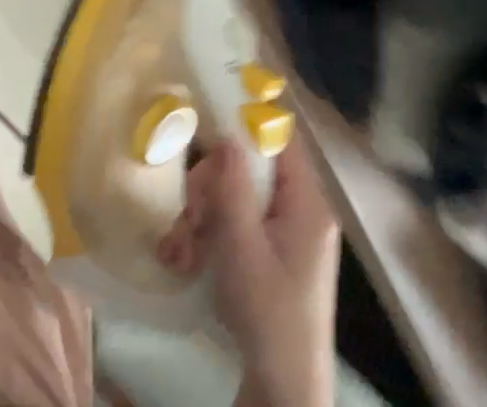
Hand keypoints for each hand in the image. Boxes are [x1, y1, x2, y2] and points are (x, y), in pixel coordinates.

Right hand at [158, 139, 340, 406]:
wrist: (281, 374)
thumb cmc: (266, 308)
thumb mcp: (241, 245)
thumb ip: (233, 187)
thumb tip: (227, 134)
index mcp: (306, 204)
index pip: (281, 141)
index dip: (246, 120)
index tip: (205, 111)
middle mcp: (297, 210)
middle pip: (244, 169)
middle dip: (206, 189)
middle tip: (187, 217)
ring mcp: (282, 230)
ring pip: (229, 195)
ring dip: (198, 216)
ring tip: (180, 250)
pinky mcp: (265, 247)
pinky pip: (230, 221)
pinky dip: (205, 234)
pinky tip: (185, 258)